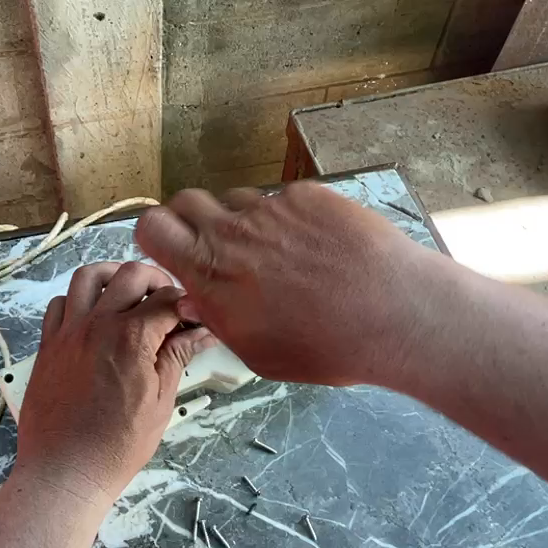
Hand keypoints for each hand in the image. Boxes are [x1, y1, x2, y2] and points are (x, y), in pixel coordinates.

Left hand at [14, 262, 216, 505]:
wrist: (64, 472)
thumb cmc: (113, 447)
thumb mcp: (160, 404)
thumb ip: (176, 358)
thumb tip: (198, 334)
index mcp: (131, 338)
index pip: (168, 300)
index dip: (188, 306)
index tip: (194, 319)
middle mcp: (97, 324)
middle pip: (130, 274)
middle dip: (155, 279)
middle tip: (166, 300)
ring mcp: (68, 331)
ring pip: (88, 276)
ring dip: (113, 276)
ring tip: (128, 293)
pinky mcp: (49, 344)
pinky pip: (60, 303)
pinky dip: (78, 299)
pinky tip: (93, 316)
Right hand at [134, 182, 460, 387]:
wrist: (397, 313)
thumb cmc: (326, 347)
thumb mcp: (257, 352)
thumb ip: (216, 317)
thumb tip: (194, 295)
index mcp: (210, 273)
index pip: (151, 227)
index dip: (155, 235)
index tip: (171, 249)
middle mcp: (231, 232)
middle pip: (185, 201)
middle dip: (191, 219)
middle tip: (216, 244)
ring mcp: (269, 208)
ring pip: (235, 199)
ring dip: (242, 220)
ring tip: (278, 250)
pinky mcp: (305, 194)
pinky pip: (281, 198)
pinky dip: (288, 217)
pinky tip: (318, 244)